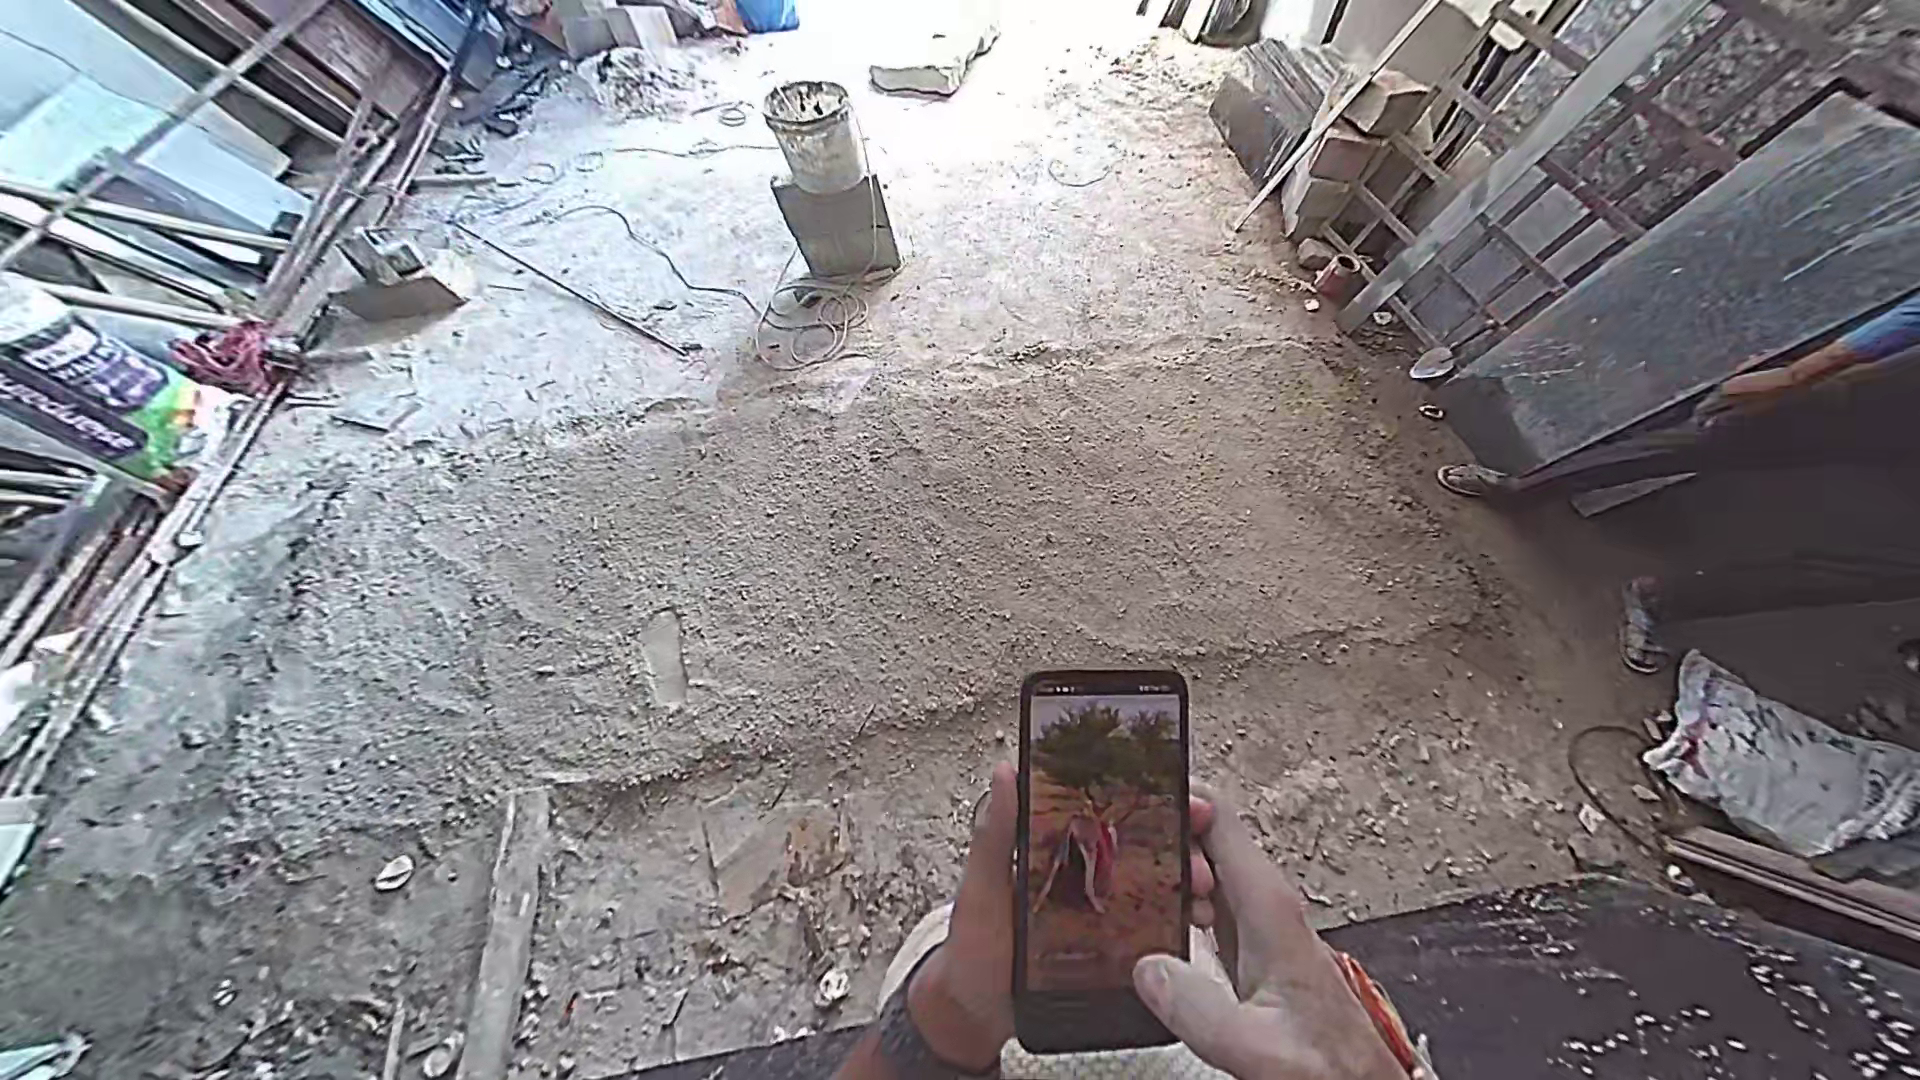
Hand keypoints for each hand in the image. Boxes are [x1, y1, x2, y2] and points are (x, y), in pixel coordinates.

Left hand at [906, 763, 1220, 1069]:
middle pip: (1140, 838)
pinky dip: (1177, 918)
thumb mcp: (982, 881)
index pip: (1105, 807)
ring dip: (1185, 874)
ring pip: (1153, 879)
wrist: (977, 1011)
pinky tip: (1195, 920)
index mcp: (1053, 842)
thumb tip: (1005, 770)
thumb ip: (995, 831)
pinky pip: (1151, 925)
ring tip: (1202, 886)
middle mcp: (1082, 866)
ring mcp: (1098, 905)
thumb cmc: (973, 939)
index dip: (1145, 795)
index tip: (1181, 792)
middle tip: (1200, 843)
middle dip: (1179, 834)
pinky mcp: (1109, 944)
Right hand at [1132, 786, 1402, 1079]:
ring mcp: (1253, 918)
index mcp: (1265, 902)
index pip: (1217, 814)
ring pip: (1199, 860)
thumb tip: (1147, 967)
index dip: (1176, 799)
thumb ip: (1200, 1009)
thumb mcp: (1260, 1050)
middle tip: (1138, 871)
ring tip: (1144, 897)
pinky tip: (1159, 918)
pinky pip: (1201, 892)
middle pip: (1201, 831)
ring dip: (1165, 868)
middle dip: (1162, 838)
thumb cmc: (1331, 1072)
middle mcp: (1261, 900)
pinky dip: (1174, 892)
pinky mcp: (1245, 941)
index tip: (1140, 812)